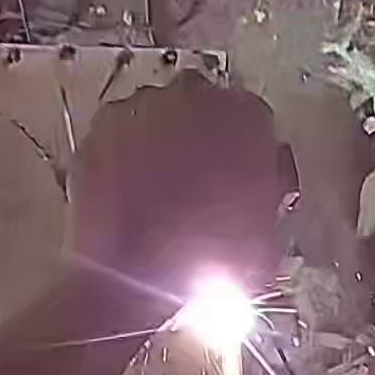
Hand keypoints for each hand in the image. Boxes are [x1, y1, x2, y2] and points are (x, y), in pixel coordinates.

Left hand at [67, 72, 294, 297]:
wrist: (135, 277)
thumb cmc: (209, 262)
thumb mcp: (267, 242)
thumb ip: (271, 198)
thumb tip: (267, 188)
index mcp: (248, 121)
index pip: (259, 124)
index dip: (253, 157)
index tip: (248, 181)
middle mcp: (197, 98)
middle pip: (210, 110)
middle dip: (211, 142)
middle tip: (209, 187)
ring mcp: (144, 106)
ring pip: (166, 116)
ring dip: (171, 145)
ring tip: (170, 196)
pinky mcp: (103, 125)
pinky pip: (127, 133)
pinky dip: (133, 154)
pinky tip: (139, 194)